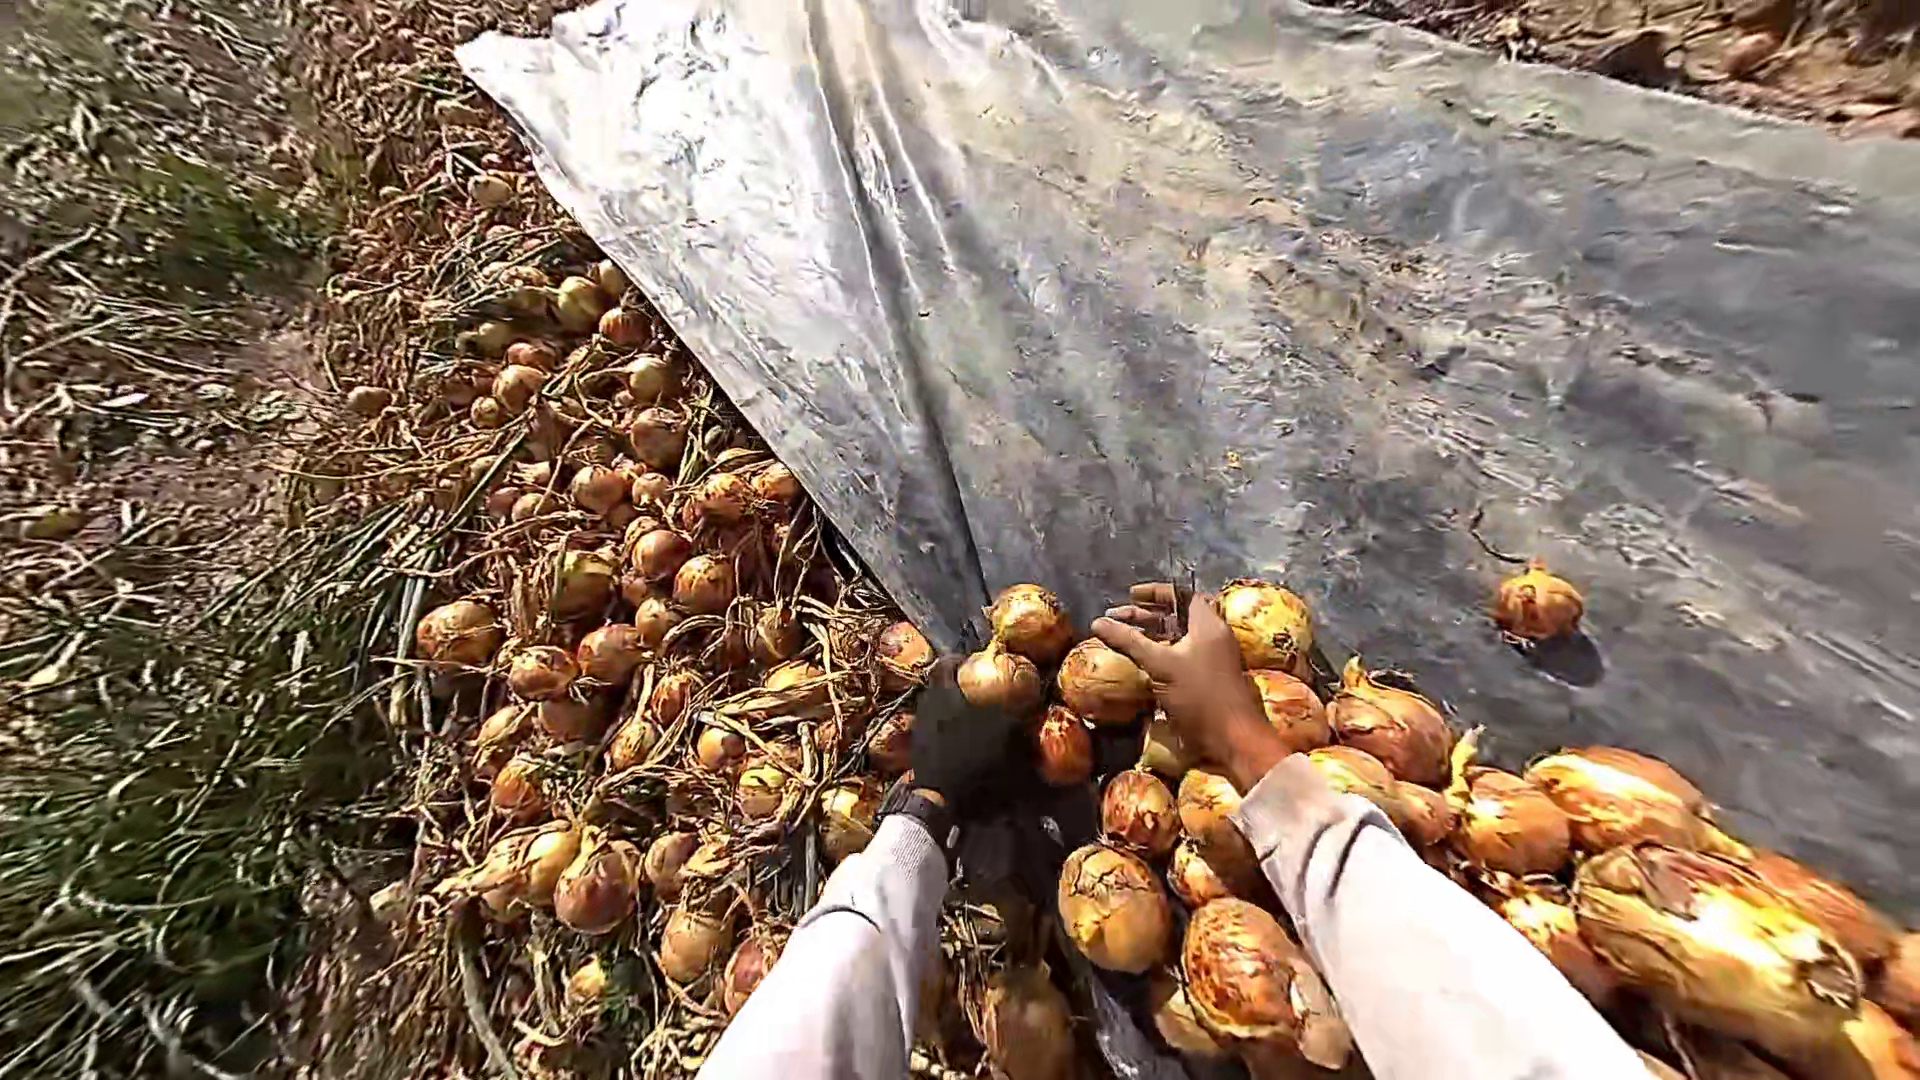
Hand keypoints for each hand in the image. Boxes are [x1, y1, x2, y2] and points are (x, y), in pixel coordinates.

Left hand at [908, 657, 1030, 818]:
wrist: (940, 799)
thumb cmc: (970, 759)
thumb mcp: (1001, 735)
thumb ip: (1014, 717)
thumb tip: (1030, 704)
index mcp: (943, 695)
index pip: (943, 664)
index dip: (957, 658)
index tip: (972, 660)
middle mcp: (927, 707)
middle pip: (937, 685)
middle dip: (955, 683)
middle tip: (975, 686)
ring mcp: (920, 728)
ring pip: (935, 707)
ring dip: (951, 706)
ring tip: (971, 714)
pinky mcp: (918, 748)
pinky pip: (933, 727)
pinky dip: (946, 726)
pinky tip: (962, 738)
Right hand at [1092, 583, 1286, 792]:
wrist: (1234, 740)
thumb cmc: (1200, 696)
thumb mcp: (1160, 664)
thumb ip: (1128, 641)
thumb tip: (1097, 622)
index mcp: (1207, 624)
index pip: (1181, 594)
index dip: (1155, 592)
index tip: (1130, 595)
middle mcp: (1212, 636)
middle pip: (1176, 614)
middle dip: (1146, 614)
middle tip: (1118, 617)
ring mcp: (1211, 657)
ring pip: (1177, 635)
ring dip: (1150, 633)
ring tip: (1123, 636)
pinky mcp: (1207, 677)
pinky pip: (1180, 654)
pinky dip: (1159, 651)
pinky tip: (1140, 660)